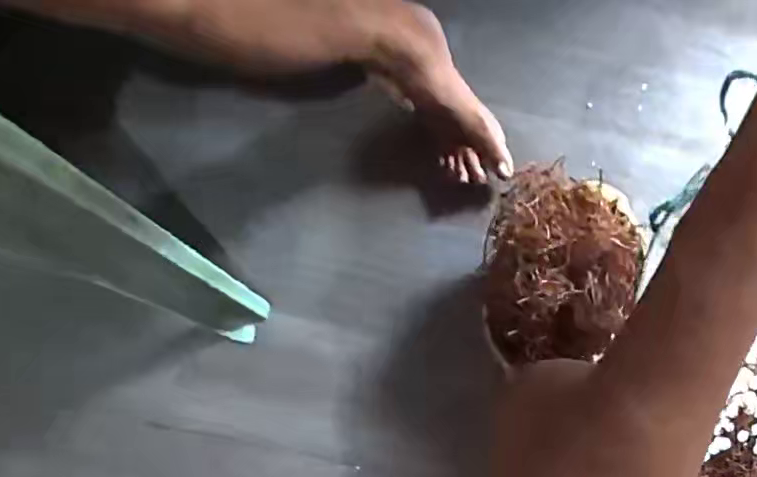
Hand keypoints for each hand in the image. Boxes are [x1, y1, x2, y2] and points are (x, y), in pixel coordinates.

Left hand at [3, 0, 510, 181]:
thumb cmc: (251, 12)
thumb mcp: (351, 31)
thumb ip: (421, 65)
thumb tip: (475, 109)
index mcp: (400, 16)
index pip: (457, 83)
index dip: (483, 127)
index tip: (505, 170)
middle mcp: (390, 12)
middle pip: (446, 82)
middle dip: (465, 132)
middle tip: (478, 179)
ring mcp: (362, 22)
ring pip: (422, 83)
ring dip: (442, 127)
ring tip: (452, 167)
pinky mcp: (336, 33)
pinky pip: (395, 78)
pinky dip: (413, 110)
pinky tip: (416, 130)